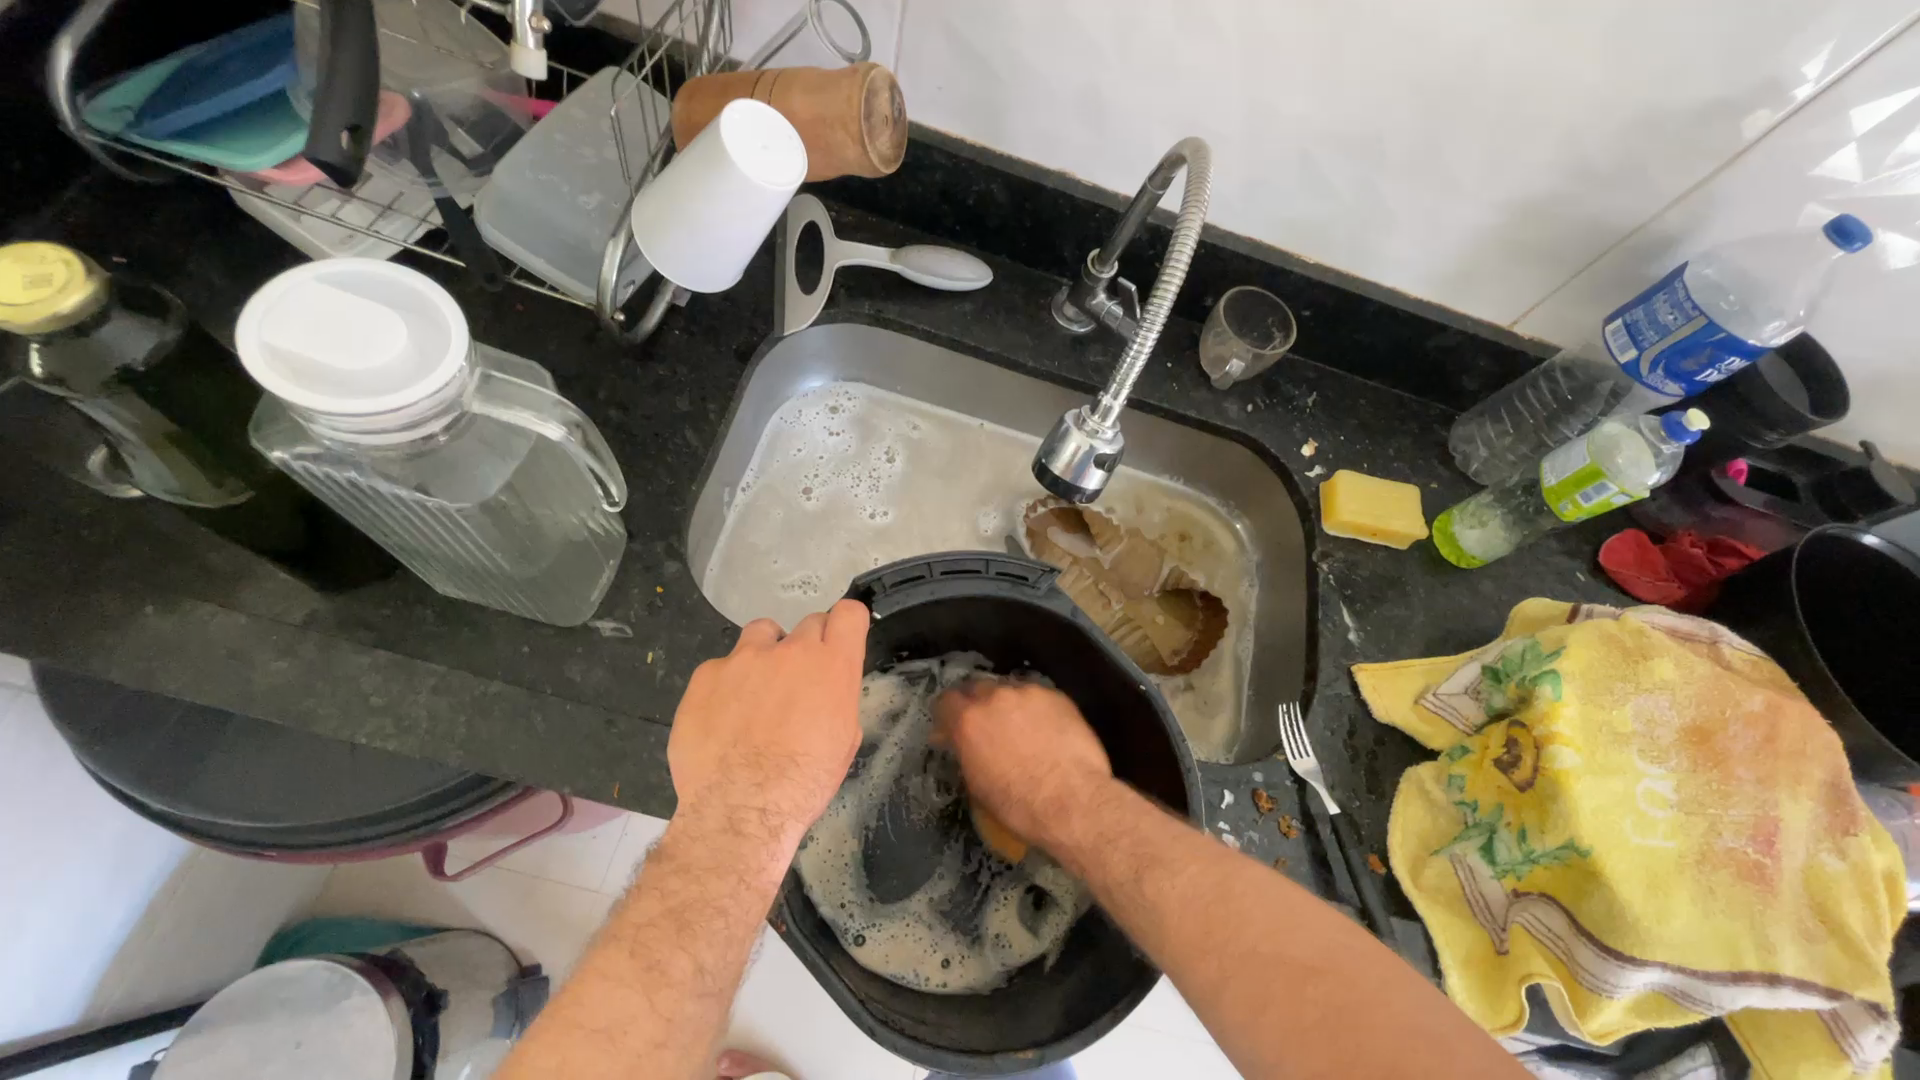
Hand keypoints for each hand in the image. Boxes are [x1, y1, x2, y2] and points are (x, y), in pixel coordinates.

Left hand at [668, 600, 868, 838]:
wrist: (741, 809)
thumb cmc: (804, 782)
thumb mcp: (844, 740)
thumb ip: (836, 697)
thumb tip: (824, 689)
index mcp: (832, 665)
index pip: (848, 613)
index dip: (846, 624)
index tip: (840, 640)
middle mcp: (790, 650)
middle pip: (807, 624)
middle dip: (807, 648)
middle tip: (797, 683)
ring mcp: (743, 658)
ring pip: (761, 634)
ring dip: (765, 654)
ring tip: (755, 692)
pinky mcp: (706, 675)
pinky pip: (721, 667)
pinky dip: (726, 685)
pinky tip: (722, 719)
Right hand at [933, 679, 1113, 850]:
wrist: (1072, 801)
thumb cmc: (1018, 804)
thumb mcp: (977, 783)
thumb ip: (964, 751)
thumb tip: (954, 739)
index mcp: (968, 720)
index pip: (946, 701)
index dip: (948, 713)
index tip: (953, 725)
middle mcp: (995, 697)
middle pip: (978, 688)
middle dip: (978, 704)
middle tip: (989, 726)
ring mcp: (1028, 693)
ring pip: (1010, 690)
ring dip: (1009, 705)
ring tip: (1021, 728)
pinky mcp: (1056, 695)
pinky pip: (1037, 696)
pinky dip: (1036, 709)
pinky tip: (1047, 729)